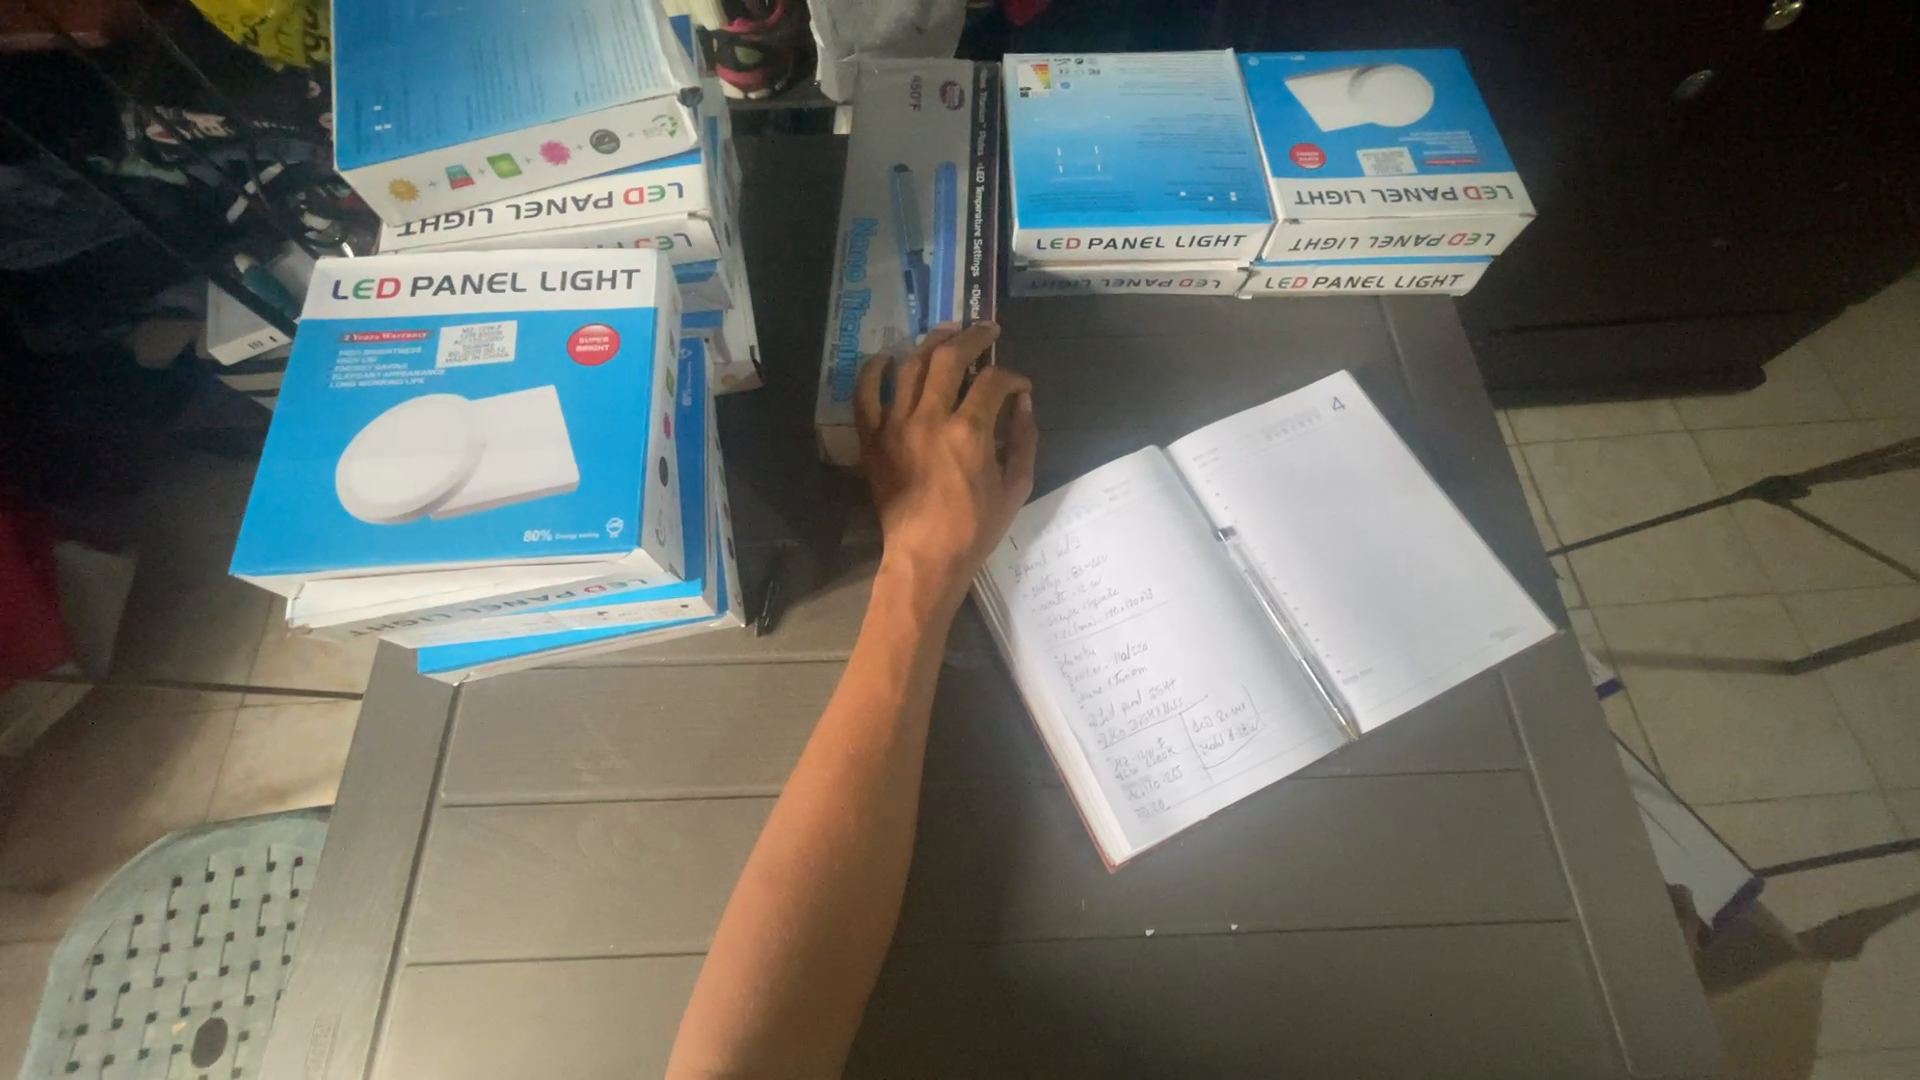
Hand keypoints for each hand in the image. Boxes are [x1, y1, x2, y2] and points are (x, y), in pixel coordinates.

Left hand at [855, 322, 1037, 615]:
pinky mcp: (872, 439)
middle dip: (973, 338)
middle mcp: (929, 418)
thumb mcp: (1016, 487)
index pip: (993, 382)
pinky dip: (874, 370)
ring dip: (931, 342)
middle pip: (949, 358)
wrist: (926, 558)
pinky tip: (888, 357)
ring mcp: (895, 426)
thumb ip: (1025, 440)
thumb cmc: (974, 529)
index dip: (1012, 377)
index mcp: (969, 432)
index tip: (1019, 386)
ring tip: (947, 332)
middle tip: (987, 331)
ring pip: (910, 367)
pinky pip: (865, 394)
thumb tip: (1023, 404)